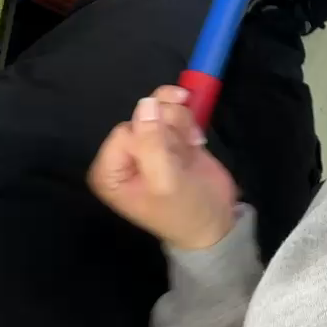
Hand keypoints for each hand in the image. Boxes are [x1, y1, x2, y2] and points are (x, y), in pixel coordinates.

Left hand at [88, 86, 238, 250]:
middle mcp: (124, 155)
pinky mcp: (169, 138)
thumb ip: (152, 142)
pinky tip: (195, 141)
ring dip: (181, 123)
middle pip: (144, 115)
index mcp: (110, 171)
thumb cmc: (184, 210)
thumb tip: (147, 102)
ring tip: (190, 145)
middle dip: (168, 126)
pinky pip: (174, 111)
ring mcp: (148, 145)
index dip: (151, 137)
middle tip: (184, 147)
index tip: (171, 154)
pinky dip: (188, 122)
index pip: (124, 131)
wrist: (216, 223)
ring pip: (161, 109)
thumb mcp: (166, 181)